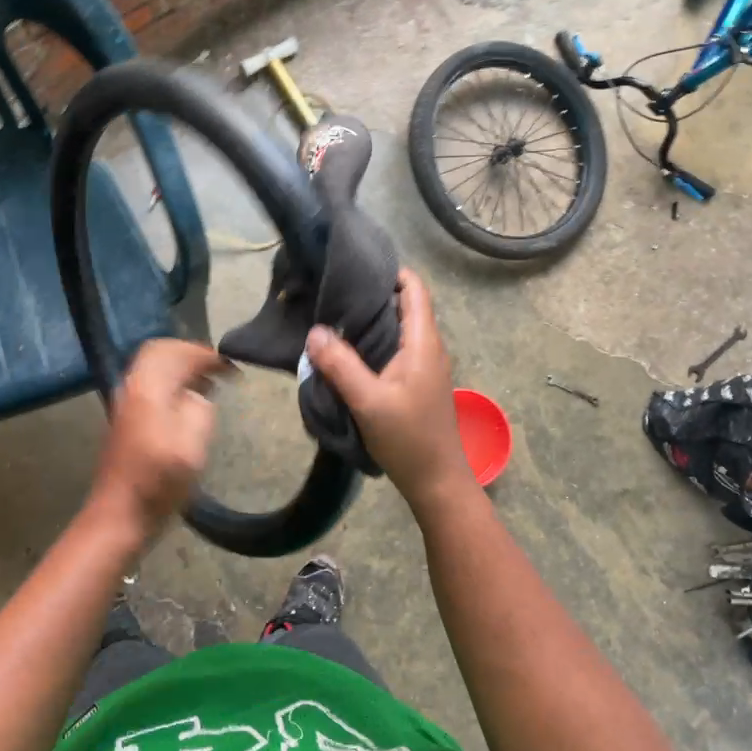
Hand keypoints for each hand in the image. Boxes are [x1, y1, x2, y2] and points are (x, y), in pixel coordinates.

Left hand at [89, 339, 231, 529]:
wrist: (119, 515)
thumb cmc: (157, 483)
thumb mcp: (190, 447)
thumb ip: (199, 410)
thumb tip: (198, 395)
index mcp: (147, 389)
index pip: (172, 350)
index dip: (202, 352)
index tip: (229, 366)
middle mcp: (132, 389)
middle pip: (160, 354)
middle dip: (191, 356)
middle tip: (219, 370)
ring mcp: (126, 405)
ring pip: (154, 371)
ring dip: (182, 371)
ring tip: (211, 385)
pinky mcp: (127, 422)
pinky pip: (152, 388)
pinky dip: (174, 387)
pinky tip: (191, 406)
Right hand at [305, 269, 471, 492]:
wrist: (436, 481)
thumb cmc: (408, 438)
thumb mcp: (368, 401)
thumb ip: (341, 365)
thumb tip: (314, 330)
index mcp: (423, 343)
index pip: (414, 289)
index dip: (390, 272)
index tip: (354, 269)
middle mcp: (428, 348)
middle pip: (404, 306)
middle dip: (372, 296)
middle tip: (333, 293)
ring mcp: (424, 367)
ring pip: (398, 330)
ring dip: (371, 322)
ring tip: (334, 318)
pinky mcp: (417, 384)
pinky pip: (396, 350)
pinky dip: (374, 343)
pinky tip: (348, 353)